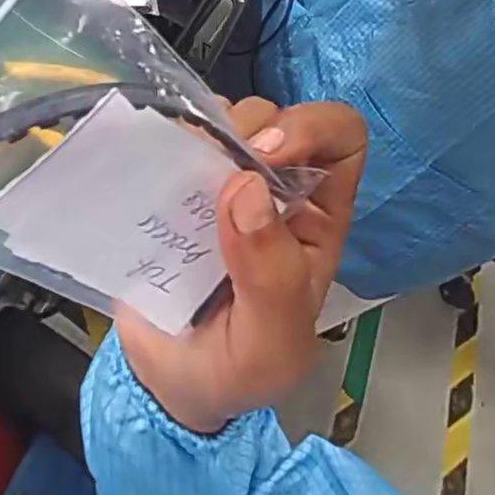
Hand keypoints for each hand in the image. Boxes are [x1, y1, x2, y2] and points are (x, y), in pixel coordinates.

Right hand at [116, 99, 366, 433]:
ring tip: (181, 171)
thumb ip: (271, 278)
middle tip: (217, 165)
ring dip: (205, 130)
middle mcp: (271, 187)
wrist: (170, 378)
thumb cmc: (237, 365)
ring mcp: (217, 179)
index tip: (268, 156)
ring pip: (223, 117)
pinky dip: (165, 135)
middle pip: (275, 116)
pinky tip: (154, 165)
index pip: (340, 139)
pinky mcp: (171, 181)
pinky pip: (172, 135)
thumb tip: (248, 191)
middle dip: (249, 128)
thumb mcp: (271, 343)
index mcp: (314, 216)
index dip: (312, 130)